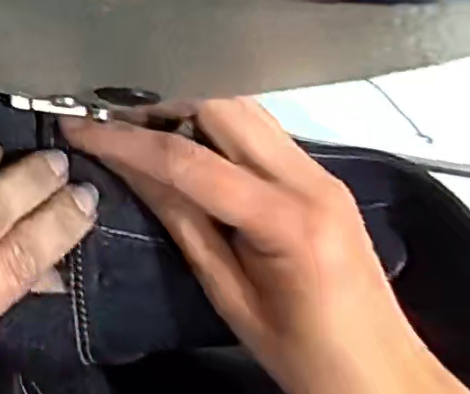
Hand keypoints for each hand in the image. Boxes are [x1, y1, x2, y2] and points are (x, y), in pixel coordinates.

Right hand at [62, 100, 466, 393]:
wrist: (391, 383)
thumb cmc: (308, 359)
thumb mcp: (229, 296)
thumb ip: (179, 219)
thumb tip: (125, 165)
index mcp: (287, 221)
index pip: (187, 159)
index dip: (123, 140)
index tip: (78, 126)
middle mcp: (308, 178)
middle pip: (217, 107)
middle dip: (157, 107)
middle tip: (111, 124)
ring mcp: (319, 168)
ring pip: (237, 104)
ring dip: (184, 106)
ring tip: (142, 129)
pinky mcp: (319, 170)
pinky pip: (255, 123)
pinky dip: (211, 119)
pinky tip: (187, 141)